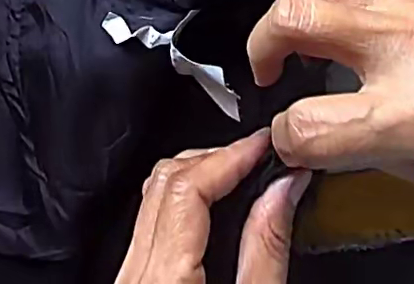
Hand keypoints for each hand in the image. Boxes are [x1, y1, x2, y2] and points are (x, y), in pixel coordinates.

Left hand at [115, 130, 311, 283]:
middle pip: (167, 179)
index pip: (190, 184)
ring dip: (202, 174)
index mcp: (164, 281)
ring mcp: (127, 281)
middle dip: (219, 156)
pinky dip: (187, 201)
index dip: (233, 153)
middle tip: (260, 155)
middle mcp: (135, 276)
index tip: (267, 142)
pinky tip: (219, 210)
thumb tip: (286, 184)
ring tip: (243, 176)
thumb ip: (267, 250)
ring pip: (155, 195)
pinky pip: (152, 222)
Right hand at [245, 0, 413, 206]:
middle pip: (288, 20)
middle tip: (272, 75)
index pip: (306, 124)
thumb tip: (329, 139)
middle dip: (260, 53)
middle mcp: (405, 41)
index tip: (292, 140)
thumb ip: (382, 159)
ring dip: (287, 11)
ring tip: (300, 37)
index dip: (286, 141)